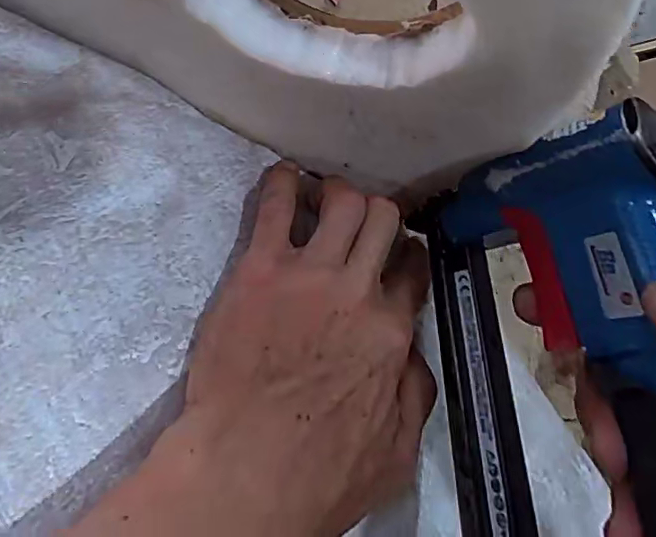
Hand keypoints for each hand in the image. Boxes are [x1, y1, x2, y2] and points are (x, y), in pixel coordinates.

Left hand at [72, 162, 436, 536]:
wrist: (239, 477)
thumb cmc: (316, 477)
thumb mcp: (395, 455)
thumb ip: (416, 395)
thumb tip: (413, 354)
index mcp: (390, 328)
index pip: (412, 265)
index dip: (405, 254)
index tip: (393, 255)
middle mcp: (358, 289)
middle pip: (382, 218)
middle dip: (377, 214)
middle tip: (358, 225)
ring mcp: (309, 274)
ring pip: (343, 200)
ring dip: (337, 193)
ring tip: (324, 199)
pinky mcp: (260, 268)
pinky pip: (277, 206)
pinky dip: (283, 182)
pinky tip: (285, 176)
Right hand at [516, 282, 655, 536]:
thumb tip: (653, 293)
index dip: (611, 306)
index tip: (554, 298)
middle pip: (630, 381)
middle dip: (598, 391)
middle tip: (600, 426)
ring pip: (625, 441)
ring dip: (606, 450)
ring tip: (620, 489)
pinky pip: (637, 505)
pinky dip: (620, 512)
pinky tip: (626, 525)